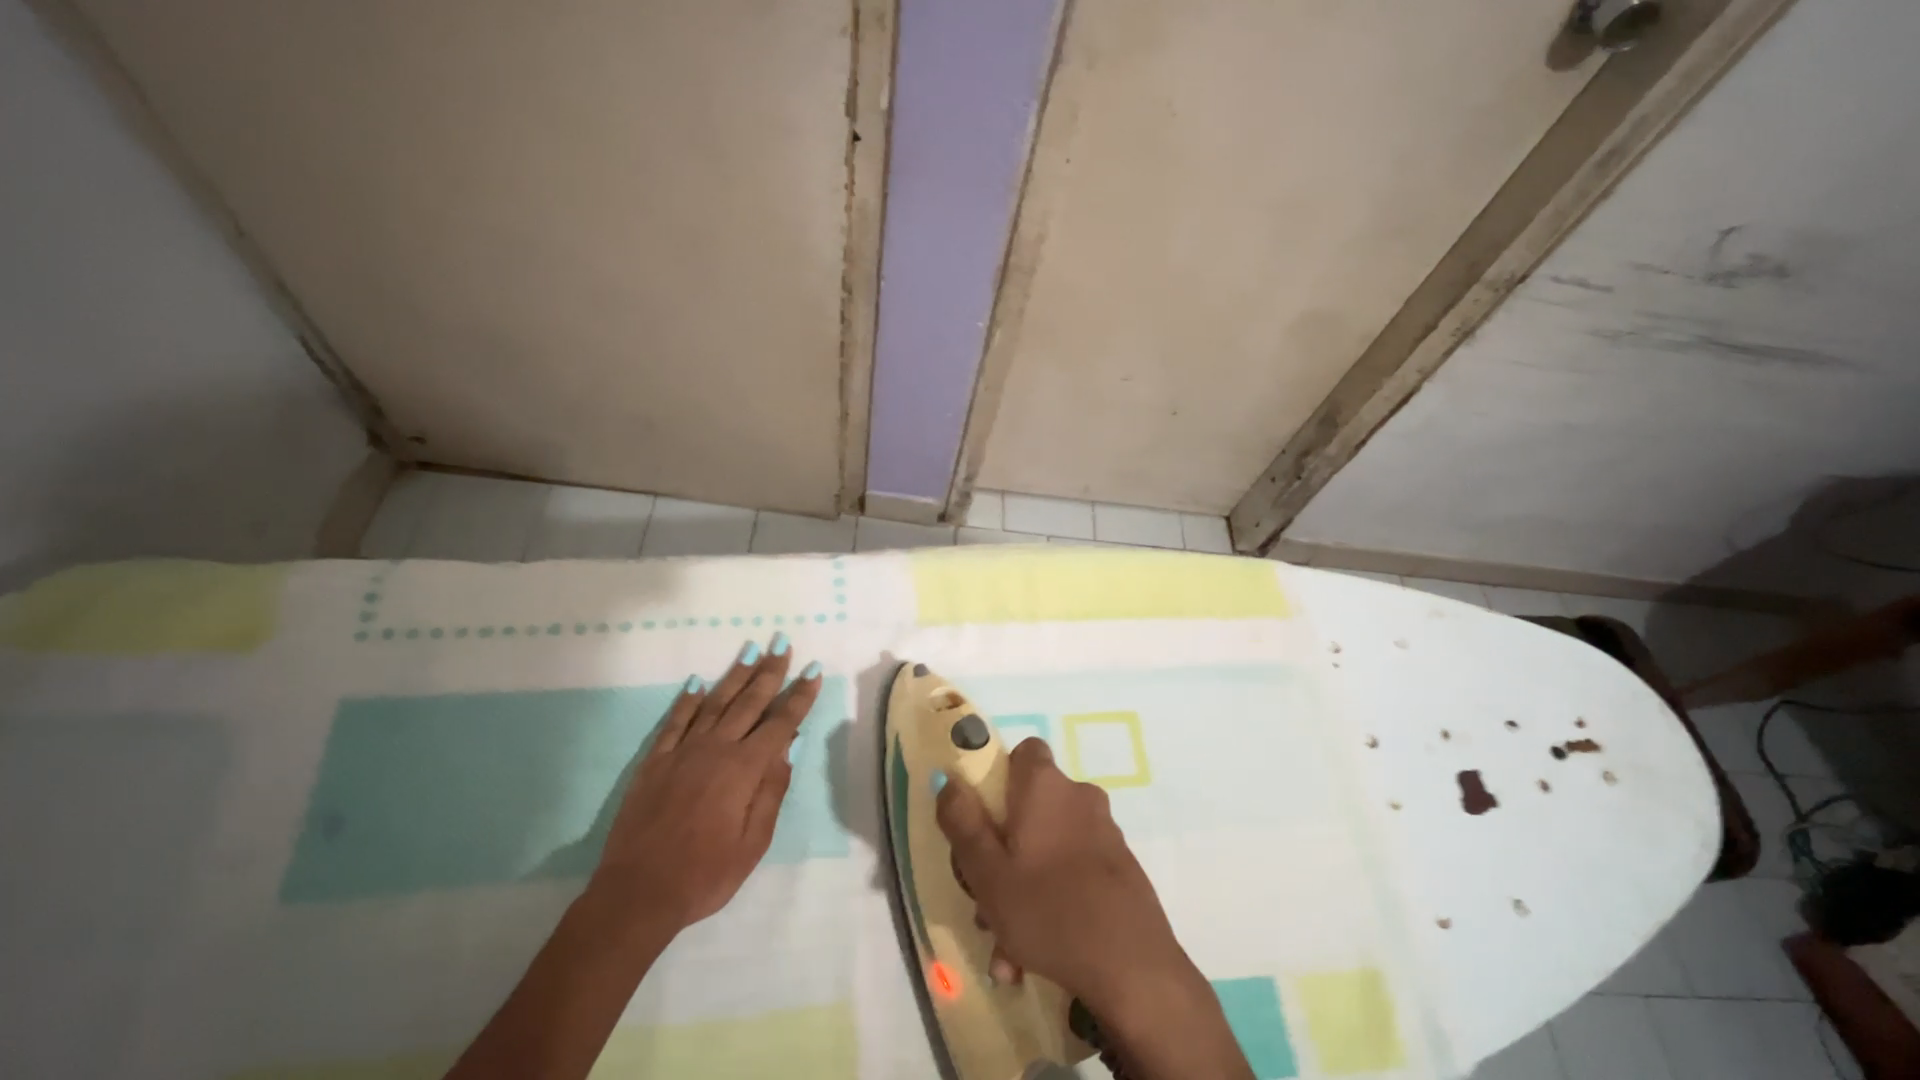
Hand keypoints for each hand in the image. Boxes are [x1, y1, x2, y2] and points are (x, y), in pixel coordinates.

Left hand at [589, 636, 821, 933]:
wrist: (638, 892)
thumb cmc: (705, 875)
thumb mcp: (753, 842)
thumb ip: (770, 792)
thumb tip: (787, 750)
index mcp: (743, 770)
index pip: (779, 724)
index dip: (799, 697)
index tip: (813, 670)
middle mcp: (714, 750)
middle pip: (748, 703)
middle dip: (769, 673)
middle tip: (783, 643)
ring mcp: (681, 753)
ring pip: (713, 704)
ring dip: (734, 676)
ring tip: (751, 651)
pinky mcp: (654, 763)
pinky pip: (674, 722)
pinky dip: (688, 701)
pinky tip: (698, 684)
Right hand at [938, 740, 1253, 1079]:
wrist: (1132, 968)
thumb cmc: (1048, 911)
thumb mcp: (986, 871)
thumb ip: (962, 822)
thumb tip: (949, 781)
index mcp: (1046, 787)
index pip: (1024, 753)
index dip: (997, 778)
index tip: (980, 819)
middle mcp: (1079, 799)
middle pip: (1028, 810)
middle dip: (1000, 854)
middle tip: (982, 902)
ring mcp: (1104, 835)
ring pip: (1046, 852)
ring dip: (1020, 891)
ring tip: (1005, 948)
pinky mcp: (1119, 870)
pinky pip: (1071, 876)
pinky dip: (1050, 905)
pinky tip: (1033, 956)